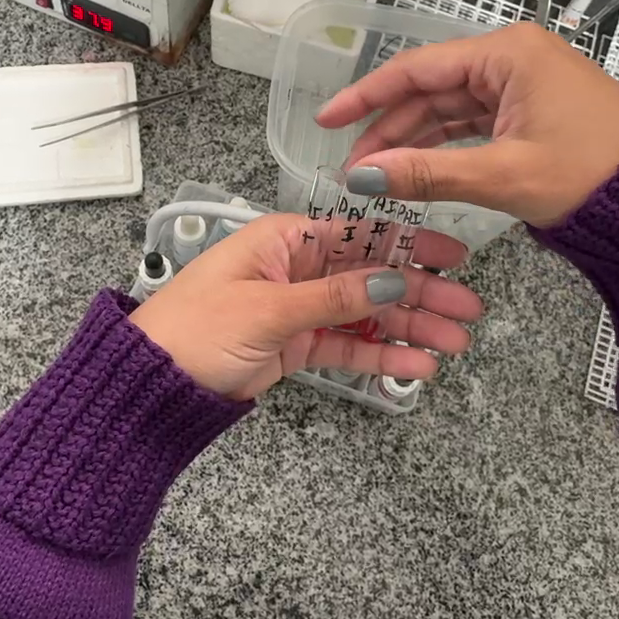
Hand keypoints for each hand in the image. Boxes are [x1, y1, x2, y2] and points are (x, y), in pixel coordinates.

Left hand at [129, 214, 483, 400]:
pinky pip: (348, 343)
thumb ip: (333, 296)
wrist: (151, 384)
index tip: (451, 256)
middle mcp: (297, 268)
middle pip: (372, 275)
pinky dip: (380, 354)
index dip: (409, 244)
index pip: (360, 234)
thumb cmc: (193, 329)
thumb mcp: (267, 308)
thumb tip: (391, 280)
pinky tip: (415, 365)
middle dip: (421, 292)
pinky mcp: (297, 344)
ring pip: (367, 312)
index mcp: (284, 239)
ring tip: (454, 343)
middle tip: (467, 310)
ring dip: (410, 327)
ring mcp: (300, 307)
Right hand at [315, 23, 618, 227]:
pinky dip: (444, 147)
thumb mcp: (502, 174)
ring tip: (376, 175)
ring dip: (414, 141)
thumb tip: (362, 176)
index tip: (326, 118)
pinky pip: (473, 123)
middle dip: (389, 129)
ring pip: (450, 109)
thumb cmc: (591, 175)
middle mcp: (511, 58)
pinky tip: (416, 169)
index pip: (417, 68)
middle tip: (353, 167)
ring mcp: (522, 84)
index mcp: (507, 54)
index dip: (366, 95)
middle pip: (430, 89)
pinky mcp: (530, 110)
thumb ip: (426, 172)